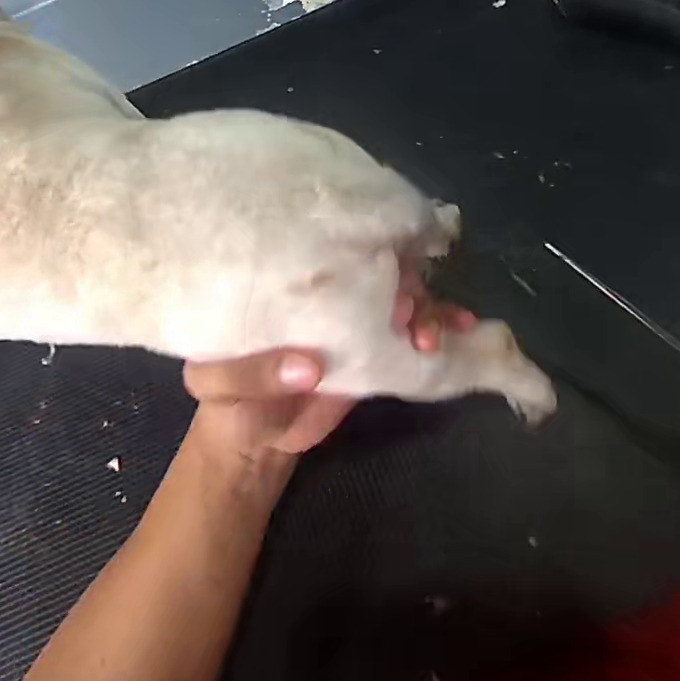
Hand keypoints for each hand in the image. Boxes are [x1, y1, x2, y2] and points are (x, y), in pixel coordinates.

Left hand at [181, 266, 471, 466]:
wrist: (257, 437)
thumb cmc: (229, 398)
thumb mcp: (218, 383)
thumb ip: (252, 373)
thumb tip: (309, 366)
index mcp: (286, 279)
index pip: (324, 243)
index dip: (354, 244)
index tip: (375, 261)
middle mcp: (328, 286)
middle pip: (377, 264)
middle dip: (402, 281)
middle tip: (405, 314)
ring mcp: (359, 314)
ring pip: (405, 293)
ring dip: (427, 307)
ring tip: (429, 335)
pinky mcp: (381, 346)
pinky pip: (416, 329)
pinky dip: (442, 323)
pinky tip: (462, 326)